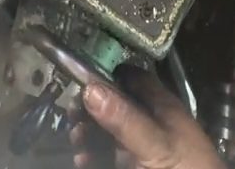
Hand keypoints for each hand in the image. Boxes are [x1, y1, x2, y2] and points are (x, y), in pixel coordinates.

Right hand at [75, 68, 223, 168]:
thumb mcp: (156, 145)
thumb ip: (125, 118)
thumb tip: (90, 87)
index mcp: (162, 108)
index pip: (132, 78)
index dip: (107, 75)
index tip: (81, 80)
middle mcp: (153, 123)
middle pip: (116, 105)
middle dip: (92, 109)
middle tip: (72, 116)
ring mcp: (146, 150)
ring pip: (111, 133)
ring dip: (89, 134)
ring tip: (75, 140)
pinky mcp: (140, 167)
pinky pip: (112, 156)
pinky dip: (94, 156)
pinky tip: (82, 159)